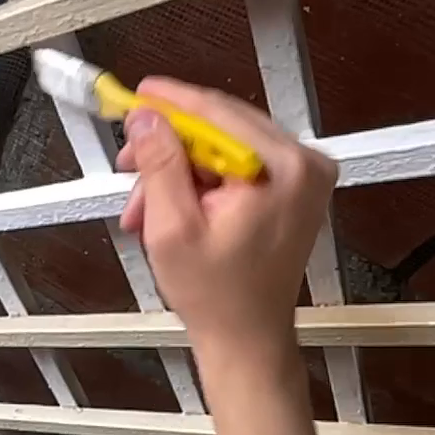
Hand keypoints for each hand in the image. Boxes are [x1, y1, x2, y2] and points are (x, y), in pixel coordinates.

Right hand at [116, 78, 336, 354]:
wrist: (247, 338)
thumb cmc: (215, 296)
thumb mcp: (172, 229)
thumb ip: (160, 166)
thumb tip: (146, 118)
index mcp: (280, 169)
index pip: (217, 113)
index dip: (171, 104)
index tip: (139, 96)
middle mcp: (303, 164)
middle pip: (222, 127)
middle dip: (169, 148)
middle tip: (129, 166)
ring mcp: (304, 177)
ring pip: (226, 148)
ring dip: (180, 172)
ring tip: (145, 210)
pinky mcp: (296, 191)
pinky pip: (240, 167)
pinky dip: (203, 183)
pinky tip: (175, 209)